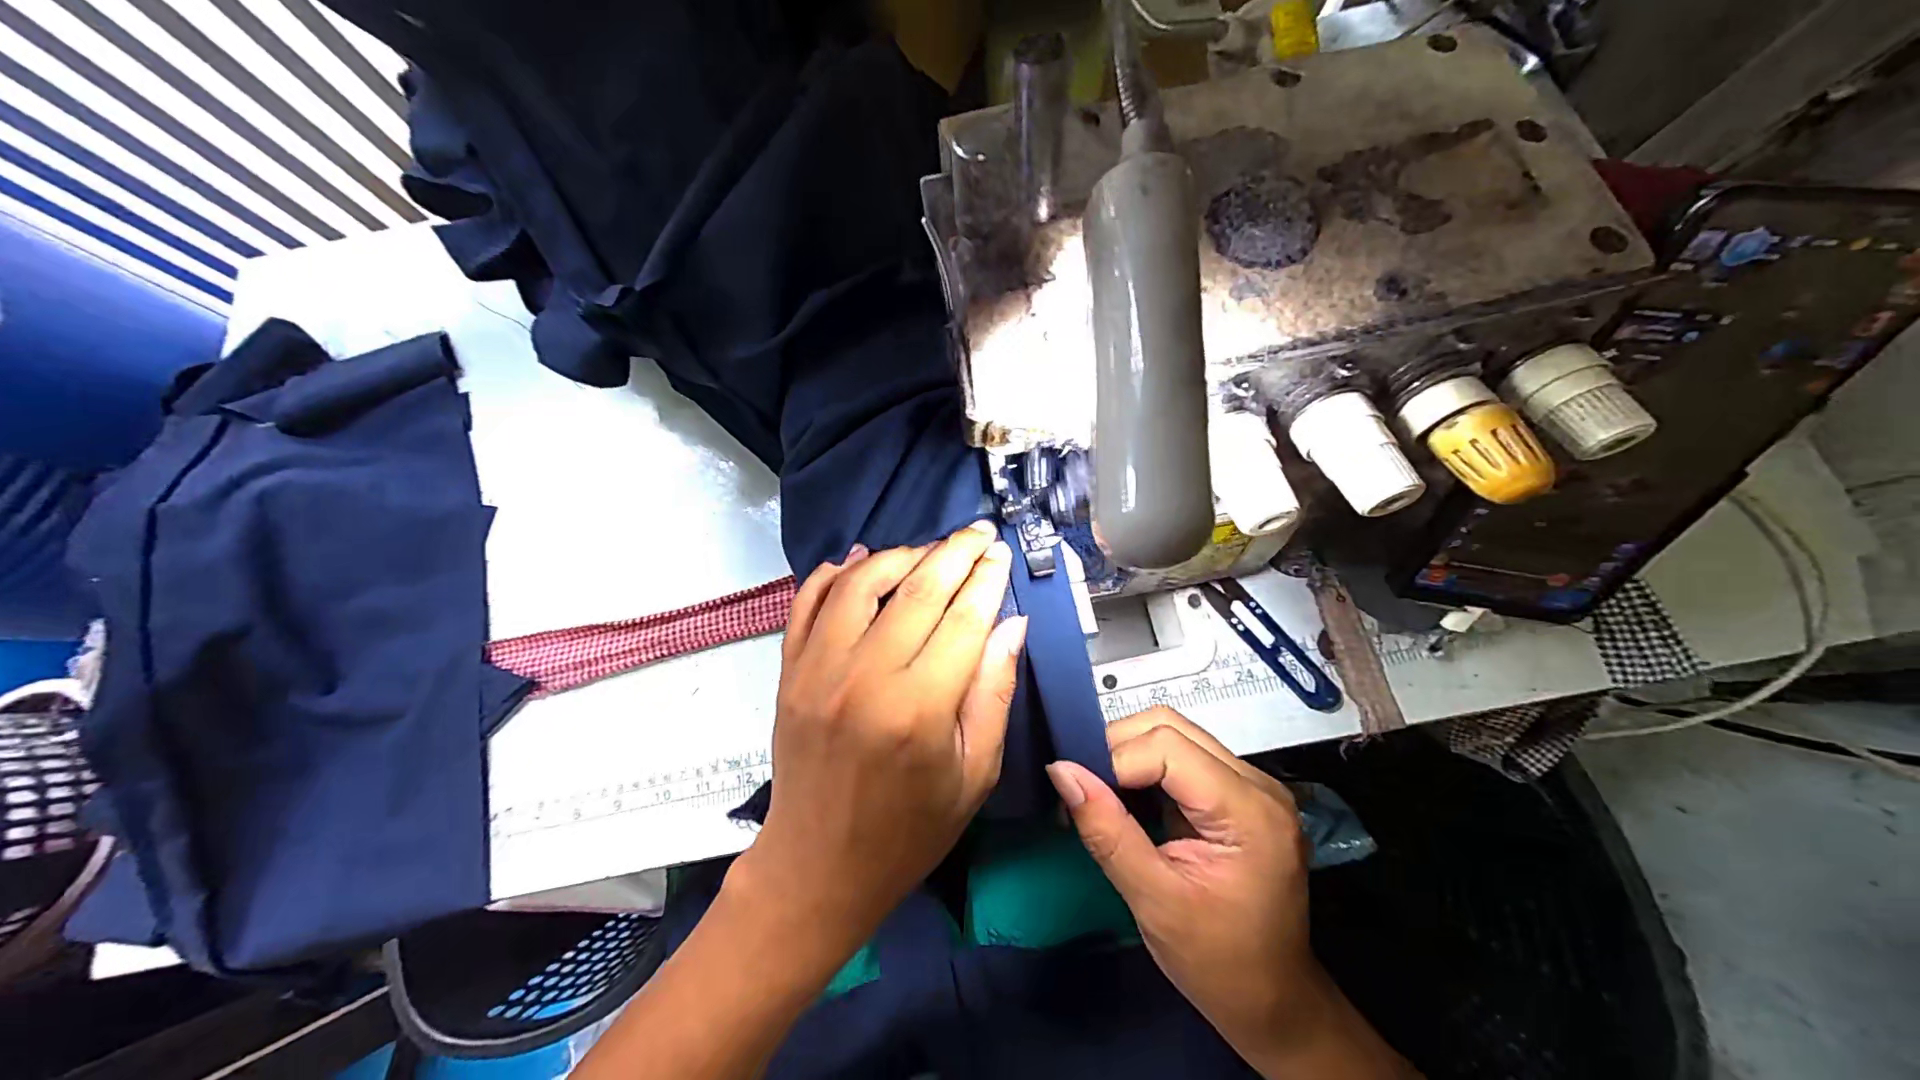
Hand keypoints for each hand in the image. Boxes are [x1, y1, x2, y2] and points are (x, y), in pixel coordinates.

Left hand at [733, 520, 1027, 947]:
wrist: (819, 865)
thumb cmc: (909, 829)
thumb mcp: (975, 774)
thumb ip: (994, 691)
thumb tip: (1012, 624)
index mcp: (920, 708)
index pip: (963, 618)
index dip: (987, 580)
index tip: (1001, 554)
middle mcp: (865, 677)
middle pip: (917, 589)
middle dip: (955, 552)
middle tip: (978, 533)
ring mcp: (818, 670)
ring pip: (861, 583)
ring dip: (900, 555)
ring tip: (929, 550)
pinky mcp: (789, 672)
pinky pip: (808, 604)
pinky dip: (834, 575)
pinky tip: (860, 561)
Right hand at [1046, 708, 1326, 1058]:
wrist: (1273, 1002)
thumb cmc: (1218, 962)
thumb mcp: (1154, 900)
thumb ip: (1107, 830)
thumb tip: (1061, 771)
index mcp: (1248, 811)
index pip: (1166, 746)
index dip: (1114, 761)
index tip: (1079, 796)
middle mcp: (1257, 784)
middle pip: (1170, 726)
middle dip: (1116, 748)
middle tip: (1085, 790)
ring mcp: (1251, 785)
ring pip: (1174, 733)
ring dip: (1129, 754)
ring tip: (1102, 793)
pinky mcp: (1238, 793)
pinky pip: (1183, 756)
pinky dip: (1145, 768)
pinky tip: (1127, 798)